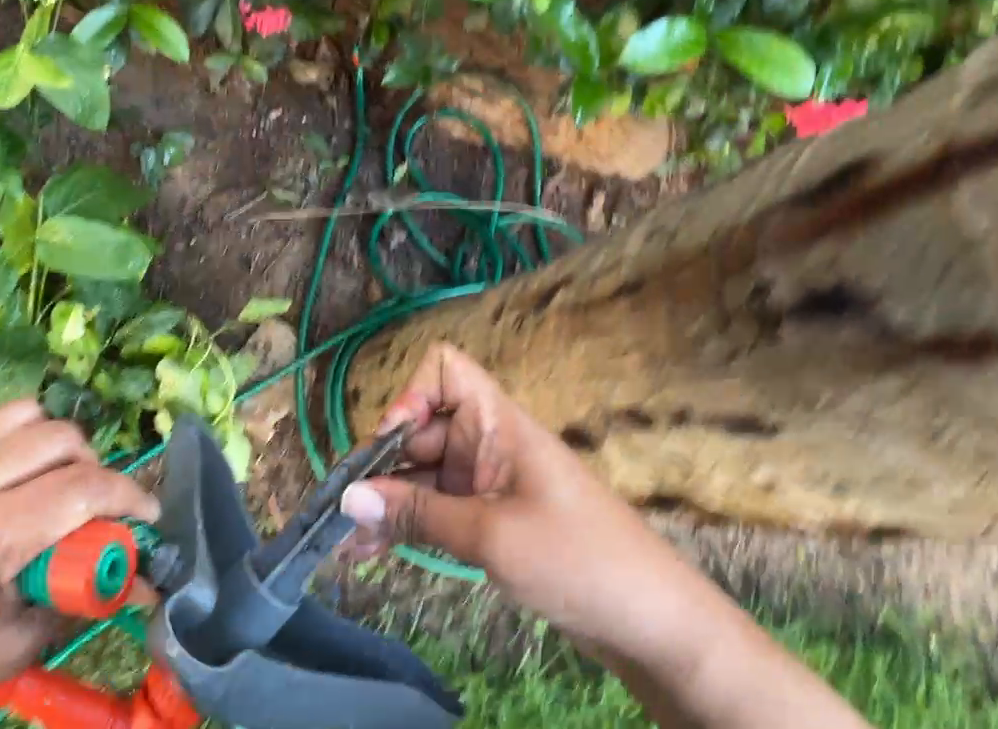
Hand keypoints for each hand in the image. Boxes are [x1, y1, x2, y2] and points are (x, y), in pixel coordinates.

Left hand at [0, 401, 158, 727]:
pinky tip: (6, 471)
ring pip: (20, 414)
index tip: (147, 515)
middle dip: (93, 466)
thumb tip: (137, 580)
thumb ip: (79, 601)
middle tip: (96, 506)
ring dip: (51, 442)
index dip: (127, 495)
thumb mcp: (13, 645)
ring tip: (51, 481)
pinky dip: (7, 434)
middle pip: (57, 437)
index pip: (80, 488)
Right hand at [338, 343, 704, 648]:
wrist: (655, 627)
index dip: (410, 394)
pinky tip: (369, 552)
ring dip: (385, 503)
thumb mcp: (491, 536)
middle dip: (380, 464)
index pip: (445, 371)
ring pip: (421, 477)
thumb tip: (347, 497)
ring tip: (345, 539)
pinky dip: (406, 526)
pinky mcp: (489, 522)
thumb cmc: (579, 560)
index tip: (392, 442)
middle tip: (341, 507)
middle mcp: (488, 444)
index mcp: (498, 424)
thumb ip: (416, 514)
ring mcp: (487, 484)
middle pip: (419, 431)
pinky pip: (436, 511)